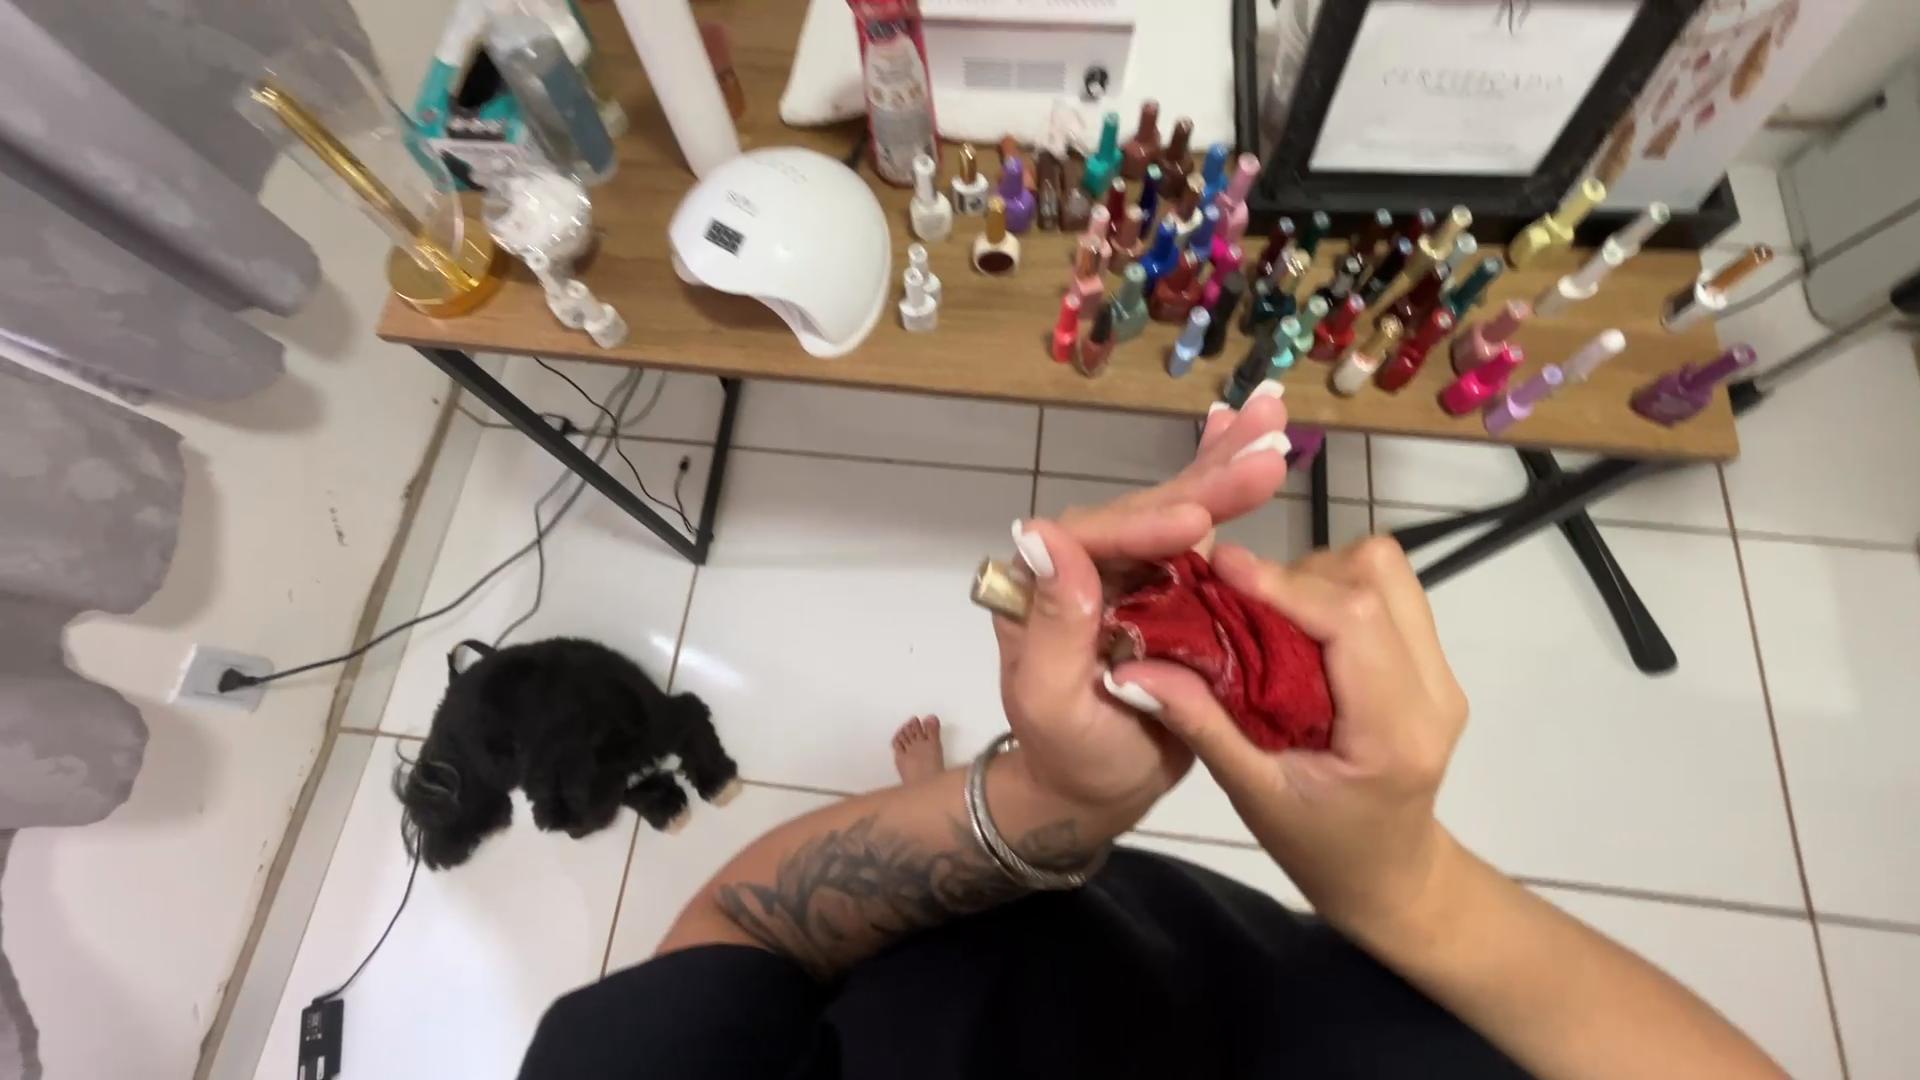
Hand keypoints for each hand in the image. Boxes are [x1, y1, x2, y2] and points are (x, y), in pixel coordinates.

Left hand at [993, 388, 1292, 816]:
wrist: (1100, 783)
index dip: (1142, 526)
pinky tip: (1251, 448)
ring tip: (1270, 420)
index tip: (1194, 523)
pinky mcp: (1166, 586)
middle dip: (1203, 482)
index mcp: (1043, 585)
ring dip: (1222, 467)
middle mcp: (1084, 566)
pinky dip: (1223, 489)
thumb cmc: (1071, 754)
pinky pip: (1196, 533)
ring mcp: (1129, 572)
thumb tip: (1041, 534)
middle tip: (1265, 453)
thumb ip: (1050, 623)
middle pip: (1141, 513)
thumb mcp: (1050, 699)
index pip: (1089, 540)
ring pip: (1174, 511)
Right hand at [1116, 537, 1469, 939]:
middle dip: (1297, 577)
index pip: (1352, 622)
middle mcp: (1433, 690)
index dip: (1284, 583)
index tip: (1220, 566)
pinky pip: (1387, 590)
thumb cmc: (1319, 845)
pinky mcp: (1431, 661)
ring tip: (1270, 615)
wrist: (1392, 874)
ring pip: (1386, 573)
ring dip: (1319, 577)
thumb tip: (1130, 670)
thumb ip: (1199, 723)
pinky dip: (1336, 587)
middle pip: (1374, 580)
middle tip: (1239, 603)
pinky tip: (1299, 627)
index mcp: (1393, 731)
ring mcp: (1441, 672)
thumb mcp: (1251, 792)